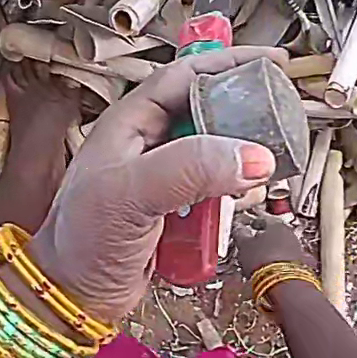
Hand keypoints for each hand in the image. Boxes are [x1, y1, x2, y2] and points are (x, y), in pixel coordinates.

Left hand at [26, 47, 286, 322]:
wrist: (74, 295)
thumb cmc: (84, 239)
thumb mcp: (131, 193)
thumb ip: (189, 168)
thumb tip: (254, 156)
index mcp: (131, 121)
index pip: (186, 75)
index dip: (229, 64)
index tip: (272, 62)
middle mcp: (150, 141)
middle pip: (209, 109)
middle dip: (245, 109)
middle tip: (282, 111)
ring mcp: (165, 174)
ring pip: (217, 149)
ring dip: (243, 154)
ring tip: (271, 158)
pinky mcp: (178, 206)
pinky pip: (217, 186)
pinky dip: (235, 189)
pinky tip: (246, 196)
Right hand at [233, 209, 312, 277]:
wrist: (284, 286)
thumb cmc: (263, 260)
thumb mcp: (244, 246)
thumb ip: (241, 235)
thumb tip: (238, 229)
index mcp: (277, 225)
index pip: (264, 220)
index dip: (254, 223)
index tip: (249, 227)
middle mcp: (291, 236)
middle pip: (276, 234)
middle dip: (265, 239)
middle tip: (253, 245)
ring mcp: (299, 252)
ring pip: (283, 248)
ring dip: (273, 252)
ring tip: (261, 261)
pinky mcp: (302, 269)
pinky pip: (288, 263)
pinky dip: (280, 265)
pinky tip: (271, 271)